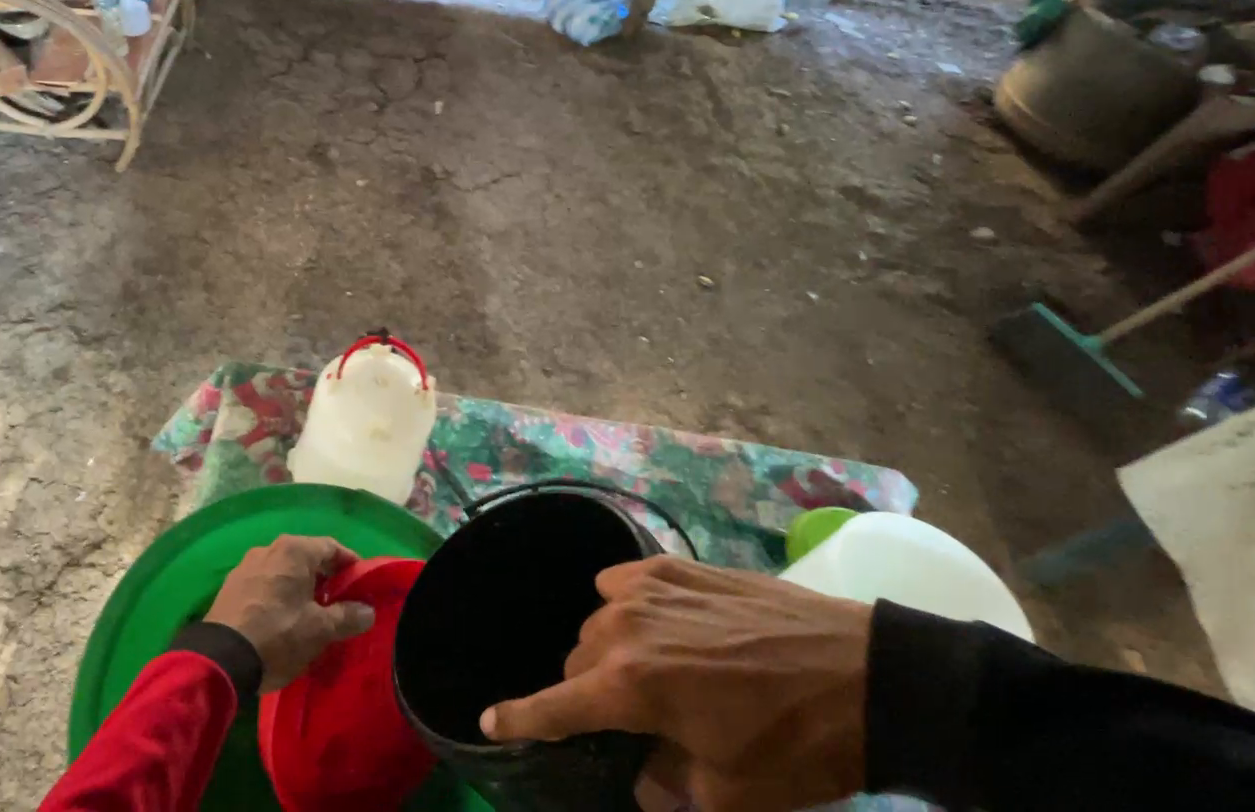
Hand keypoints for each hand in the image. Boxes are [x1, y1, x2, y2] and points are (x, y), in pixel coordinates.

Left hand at [204, 535, 376, 690]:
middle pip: (307, 557)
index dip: (351, 565)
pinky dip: (281, 594)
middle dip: (327, 578)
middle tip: (342, 602)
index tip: (364, 586)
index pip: (332, 547)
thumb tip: (368, 611)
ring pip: (285, 570)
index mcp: (294, 550)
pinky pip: (266, 582)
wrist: (222, 658)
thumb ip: (348, 616)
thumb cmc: (279, 634)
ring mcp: (247, 565)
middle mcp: (269, 548)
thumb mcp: (320, 629)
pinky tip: (286, 618)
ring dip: (303, 586)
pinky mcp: (232, 585)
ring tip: (315, 613)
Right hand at [481, 556, 871, 811]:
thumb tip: (642, 774)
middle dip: (593, 692)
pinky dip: (627, 604)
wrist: (867, 676)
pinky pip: (622, 583)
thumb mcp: (730, 795)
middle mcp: (623, 628)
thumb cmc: (796, 746)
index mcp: (630, 687)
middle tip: (635, 715)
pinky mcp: (675, 565)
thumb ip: (664, 785)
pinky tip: (660, 619)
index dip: (517, 720)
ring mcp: (647, 588)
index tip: (486, 724)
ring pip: (599, 623)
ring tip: (657, 667)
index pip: (554, 707)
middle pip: (577, 662)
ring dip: (613, 650)